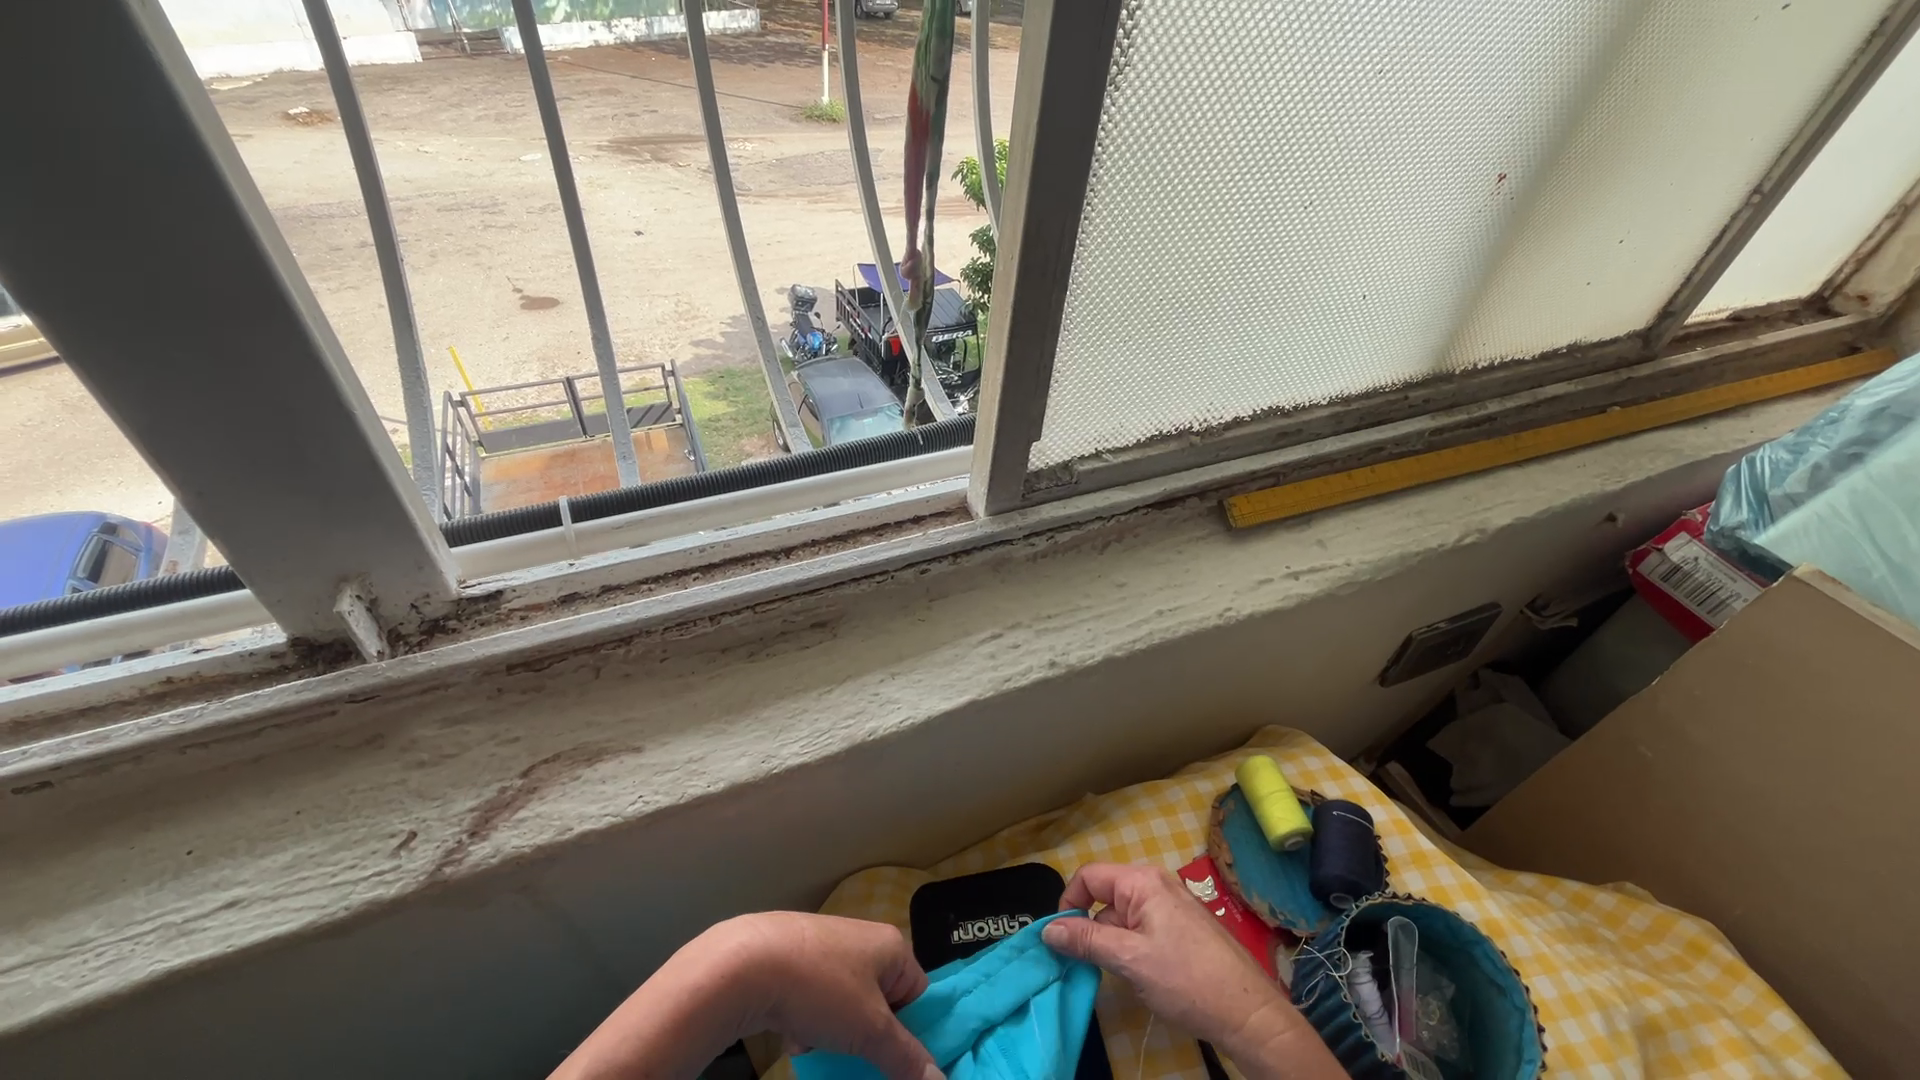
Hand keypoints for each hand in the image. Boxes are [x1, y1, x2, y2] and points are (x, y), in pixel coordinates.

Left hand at [550, 913, 939, 1079]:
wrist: (746, 965)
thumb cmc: (821, 989)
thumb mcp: (869, 1030)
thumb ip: (906, 1058)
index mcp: (892, 946)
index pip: (920, 994)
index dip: (915, 1033)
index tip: (900, 1066)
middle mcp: (863, 940)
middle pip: (883, 1002)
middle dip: (873, 1039)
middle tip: (864, 1067)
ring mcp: (826, 948)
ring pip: (847, 1005)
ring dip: (841, 1036)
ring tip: (828, 1056)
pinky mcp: (794, 960)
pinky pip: (817, 1000)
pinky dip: (812, 1023)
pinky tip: (797, 1039)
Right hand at [1043, 864, 1342, 1079]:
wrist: (1247, 1012)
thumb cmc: (1186, 979)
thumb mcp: (1129, 960)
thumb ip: (1086, 941)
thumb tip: (1047, 930)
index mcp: (1142, 881)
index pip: (1088, 876)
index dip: (1069, 903)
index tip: (1061, 938)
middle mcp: (1156, 884)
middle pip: (1105, 897)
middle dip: (1091, 928)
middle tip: (1088, 963)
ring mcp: (1171, 906)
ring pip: (1123, 917)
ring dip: (1112, 942)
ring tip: (1119, 974)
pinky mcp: (1181, 928)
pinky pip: (1142, 929)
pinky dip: (1131, 948)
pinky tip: (1141, 976)